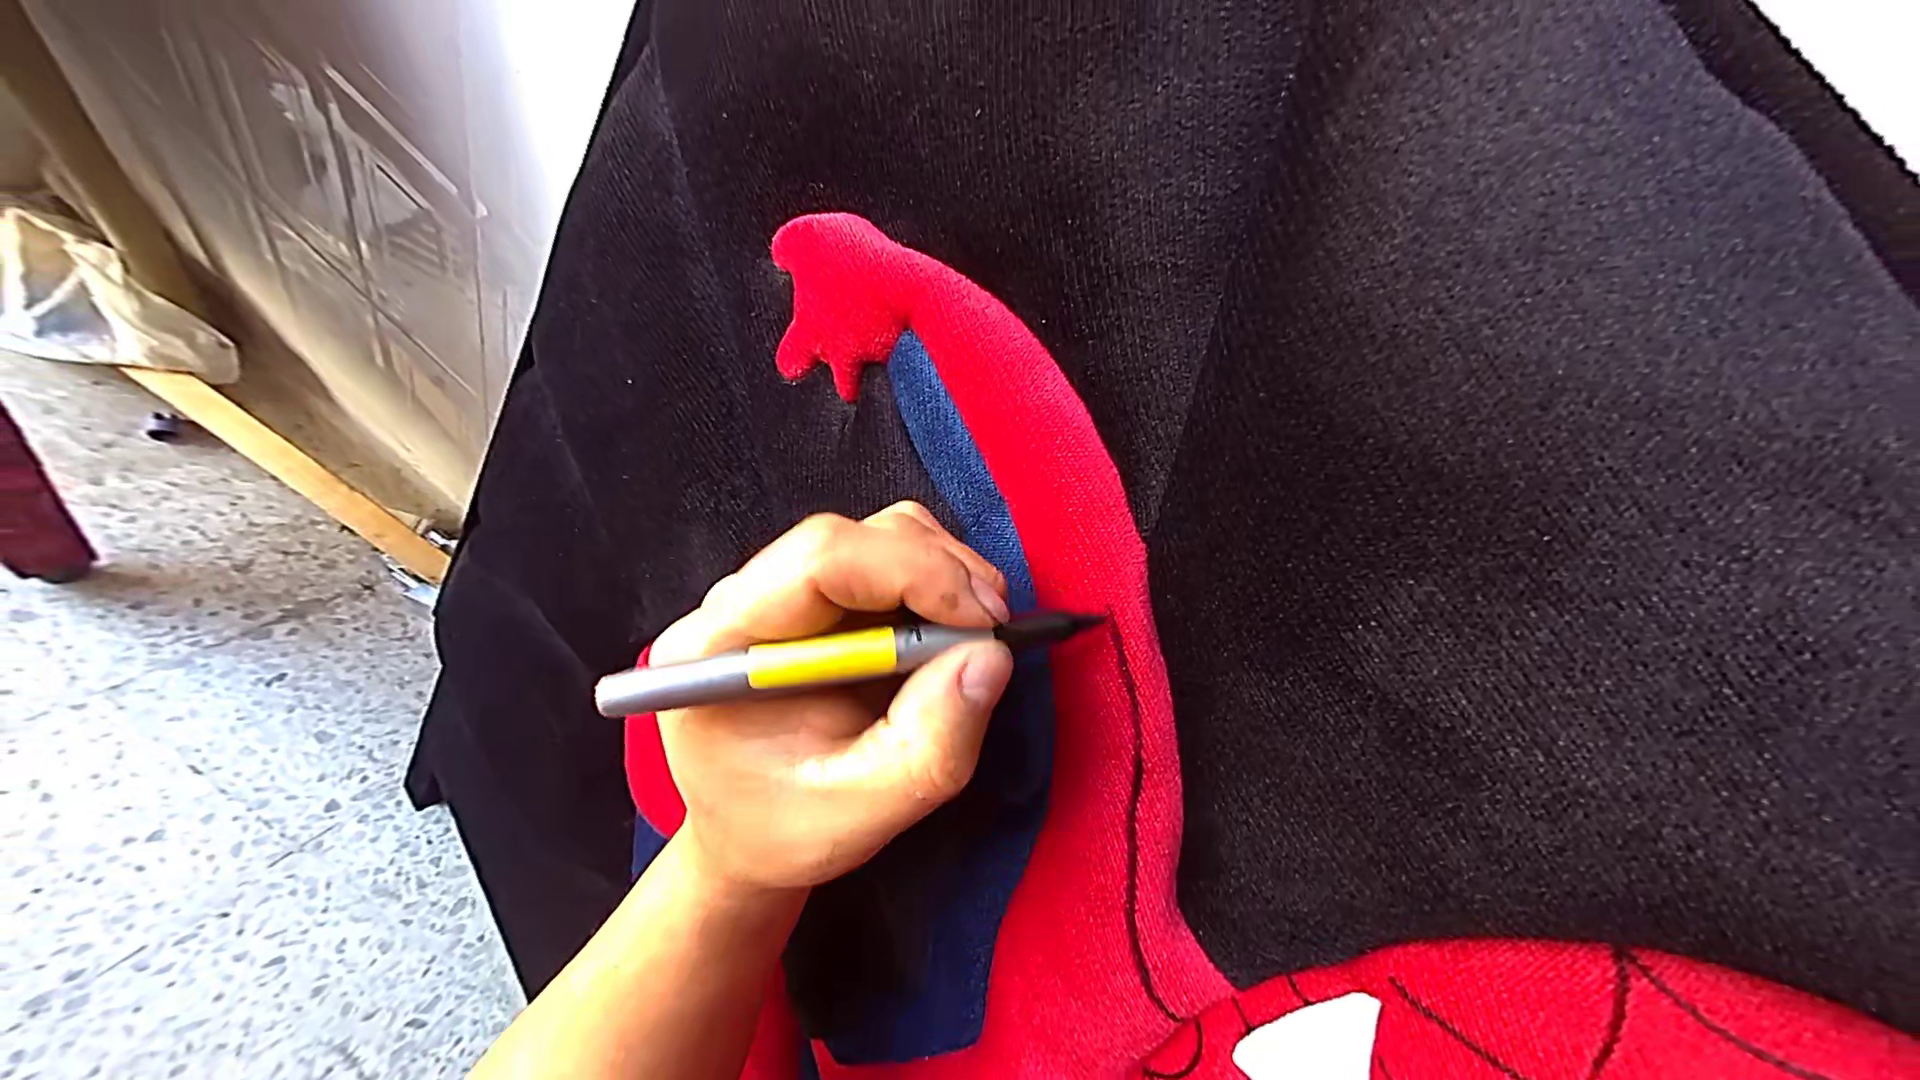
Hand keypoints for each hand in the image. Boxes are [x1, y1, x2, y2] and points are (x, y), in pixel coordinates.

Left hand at [648, 501, 1015, 896]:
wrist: (748, 830)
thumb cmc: (782, 830)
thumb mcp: (860, 814)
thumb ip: (929, 746)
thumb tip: (990, 657)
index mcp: (722, 646)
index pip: (821, 561)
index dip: (914, 573)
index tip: (983, 621)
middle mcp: (746, 600)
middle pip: (855, 539)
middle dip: (941, 572)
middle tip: (994, 630)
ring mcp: (785, 591)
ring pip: (880, 536)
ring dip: (944, 573)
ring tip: (971, 636)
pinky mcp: (823, 596)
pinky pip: (891, 556)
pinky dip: (937, 582)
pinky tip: (946, 633)